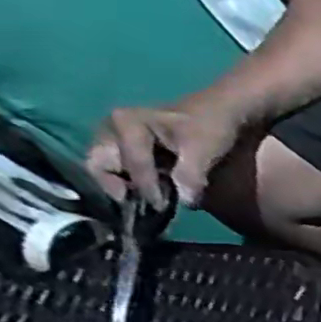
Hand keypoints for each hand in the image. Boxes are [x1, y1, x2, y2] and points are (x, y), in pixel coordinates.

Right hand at [85, 104, 239, 208]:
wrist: (221, 112)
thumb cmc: (211, 126)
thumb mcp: (203, 150)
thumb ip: (191, 175)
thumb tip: (184, 203)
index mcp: (126, 124)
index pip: (130, 165)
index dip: (147, 190)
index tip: (162, 209)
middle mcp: (111, 127)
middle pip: (99, 163)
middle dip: (117, 187)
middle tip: (141, 208)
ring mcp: (116, 136)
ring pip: (107, 167)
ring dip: (125, 186)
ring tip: (150, 202)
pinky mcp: (127, 146)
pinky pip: (120, 167)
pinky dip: (133, 182)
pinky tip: (155, 194)